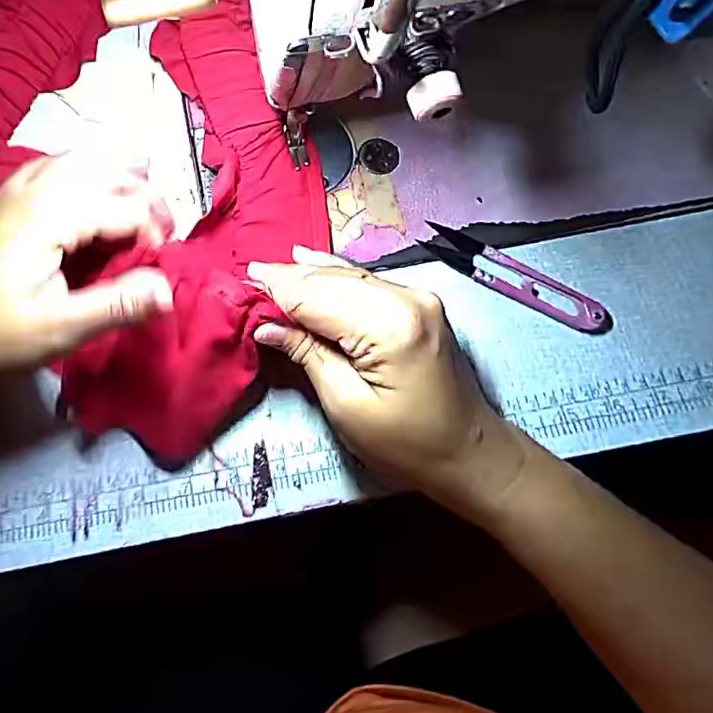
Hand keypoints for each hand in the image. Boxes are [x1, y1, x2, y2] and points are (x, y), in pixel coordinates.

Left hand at [0, 153, 174, 394]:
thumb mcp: (55, 330)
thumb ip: (116, 305)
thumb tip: (169, 290)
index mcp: (53, 214)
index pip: (127, 207)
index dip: (155, 233)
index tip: (163, 268)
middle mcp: (35, 189)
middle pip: (105, 170)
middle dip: (143, 194)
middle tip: (162, 230)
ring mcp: (11, 191)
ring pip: (75, 161)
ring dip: (113, 175)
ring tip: (139, 194)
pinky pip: (48, 168)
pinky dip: (78, 171)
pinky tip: (80, 188)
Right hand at [249, 246, 530, 519]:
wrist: (472, 454)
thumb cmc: (407, 445)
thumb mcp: (346, 406)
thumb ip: (307, 354)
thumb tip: (267, 324)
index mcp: (390, 326)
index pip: (317, 297)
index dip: (277, 290)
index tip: (241, 281)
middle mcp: (407, 298)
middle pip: (330, 280)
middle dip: (287, 279)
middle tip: (247, 275)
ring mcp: (416, 295)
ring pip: (345, 275)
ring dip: (305, 275)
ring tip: (266, 271)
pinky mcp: (417, 301)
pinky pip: (363, 281)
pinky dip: (331, 275)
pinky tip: (306, 258)